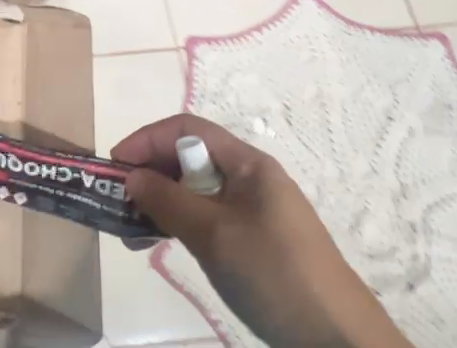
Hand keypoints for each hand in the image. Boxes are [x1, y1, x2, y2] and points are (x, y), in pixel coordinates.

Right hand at [114, 114, 412, 347]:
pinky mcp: (257, 243)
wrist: (340, 341)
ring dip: (161, 203)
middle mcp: (251, 180)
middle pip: (189, 158)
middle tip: (119, 201)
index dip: (147, 139)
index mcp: (248, 165)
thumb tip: (131, 176)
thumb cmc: (275, 274)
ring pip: (196, 192)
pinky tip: (162, 244)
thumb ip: (167, 200)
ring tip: (132, 231)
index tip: (116, 166)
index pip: (187, 129)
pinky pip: (208, 219)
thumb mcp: (214, 234)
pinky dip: (180, 224)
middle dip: (150, 173)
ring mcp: (256, 213)